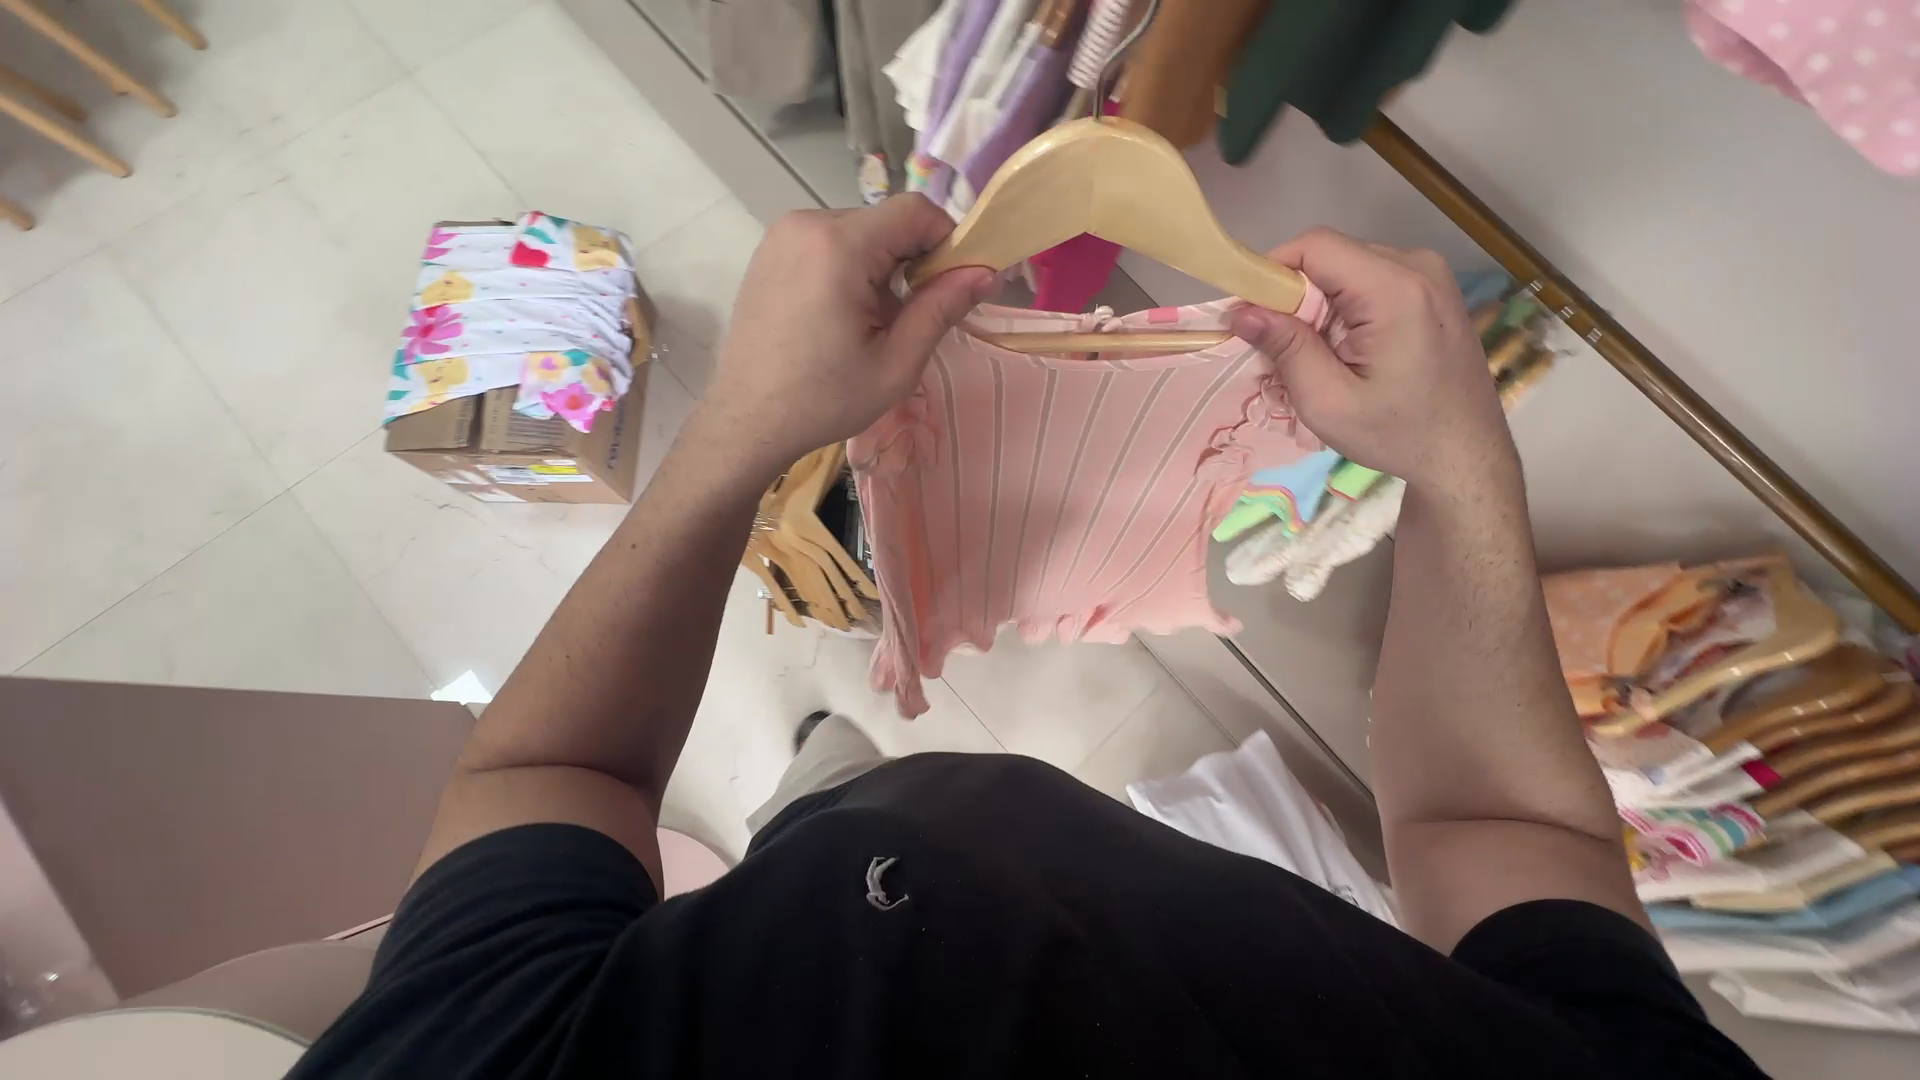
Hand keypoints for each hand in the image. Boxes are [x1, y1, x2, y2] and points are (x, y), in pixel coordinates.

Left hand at [694, 195, 995, 479]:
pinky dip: (850, 270)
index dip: (947, 240)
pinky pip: (829, 244)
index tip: (956, 284)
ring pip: (859, 233)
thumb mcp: (896, 364)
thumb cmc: (825, 400)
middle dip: (912, 261)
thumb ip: (942, 309)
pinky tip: (842, 317)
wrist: (748, 420)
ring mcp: (782, 235)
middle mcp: (807, 224)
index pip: (915, 210)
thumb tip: (986, 272)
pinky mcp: (770, 252)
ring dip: (881, 268)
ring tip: (873, 324)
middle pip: (886, 222)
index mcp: (839, 245)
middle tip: (913, 318)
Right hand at [1228, 228, 1518, 497]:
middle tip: (1278, 349)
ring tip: (1311, 356)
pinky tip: (1341, 352)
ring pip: (1346, 269)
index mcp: (1394, 289)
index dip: (1271, 271)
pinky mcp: (1430, 291)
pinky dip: (1340, 310)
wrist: (1465, 454)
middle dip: (1292, 295)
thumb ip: (1286, 349)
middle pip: (1330, 257)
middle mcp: (1416, 267)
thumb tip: (1239, 311)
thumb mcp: (1327, 401)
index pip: (1315, 246)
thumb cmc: (1396, 433)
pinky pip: (1368, 282)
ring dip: (1315, 305)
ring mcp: (1428, 276)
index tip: (1248, 314)